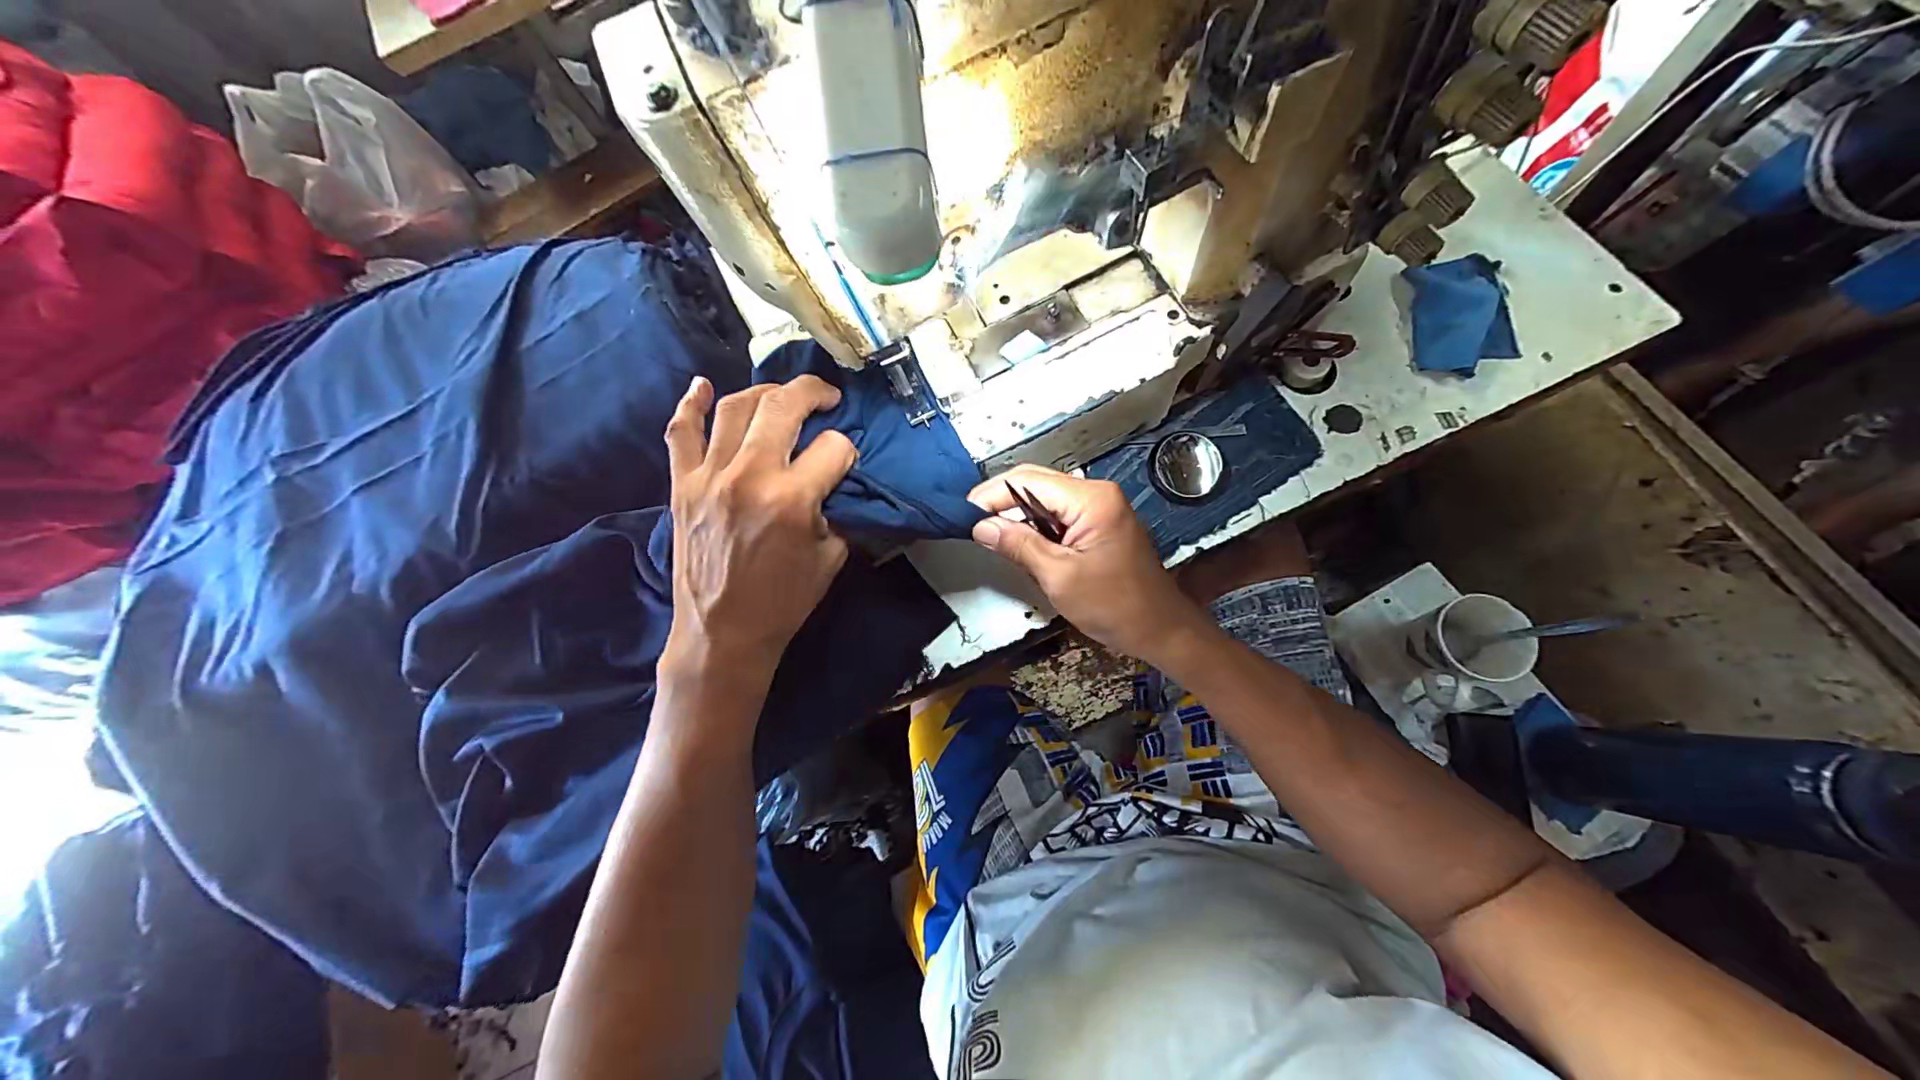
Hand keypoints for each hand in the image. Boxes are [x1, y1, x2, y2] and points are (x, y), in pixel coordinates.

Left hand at [662, 375, 858, 683]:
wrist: (722, 634)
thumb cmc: (782, 603)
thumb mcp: (830, 560)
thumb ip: (837, 512)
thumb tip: (837, 480)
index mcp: (791, 500)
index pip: (832, 447)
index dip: (847, 449)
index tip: (846, 459)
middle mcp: (748, 477)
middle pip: (783, 407)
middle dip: (812, 393)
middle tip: (825, 397)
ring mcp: (708, 477)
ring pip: (736, 408)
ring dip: (764, 392)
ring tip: (781, 396)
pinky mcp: (681, 485)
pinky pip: (681, 432)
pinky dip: (691, 404)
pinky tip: (702, 386)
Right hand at [968, 464, 1216, 664]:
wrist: (1161, 629)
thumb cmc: (1115, 606)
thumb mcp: (1059, 576)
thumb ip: (1018, 545)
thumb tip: (981, 526)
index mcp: (1091, 499)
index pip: (1028, 481)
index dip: (992, 495)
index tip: (964, 513)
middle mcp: (1096, 494)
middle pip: (1036, 483)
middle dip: (1001, 502)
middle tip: (972, 523)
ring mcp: (1099, 508)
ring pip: (1044, 499)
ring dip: (1017, 515)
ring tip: (989, 534)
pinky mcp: (1098, 524)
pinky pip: (1058, 515)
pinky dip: (1036, 526)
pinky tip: (1019, 542)